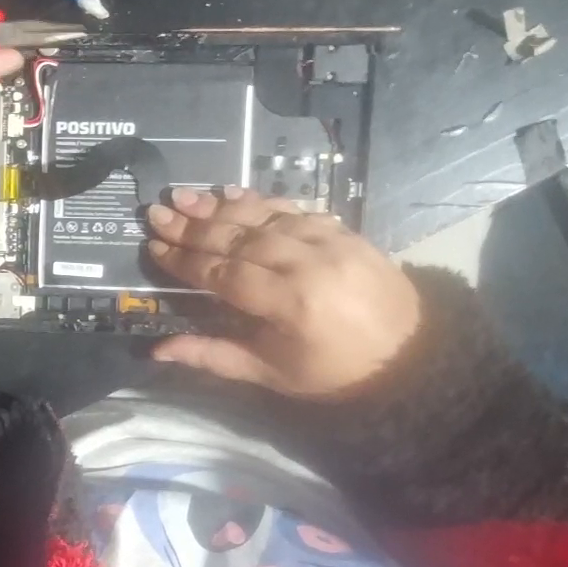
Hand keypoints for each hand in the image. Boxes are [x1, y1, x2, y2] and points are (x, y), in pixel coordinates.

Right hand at [145, 186, 421, 398]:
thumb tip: (158, 351)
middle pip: (238, 239)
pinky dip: (260, 200)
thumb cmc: (335, 373)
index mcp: (289, 305)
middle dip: (193, 226)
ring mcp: (328, 242)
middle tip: (156, 212)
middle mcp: (307, 264)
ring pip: (263, 218)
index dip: (186, 261)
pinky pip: (293, 209)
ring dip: (219, 206)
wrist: (413, 356)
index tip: (154, 247)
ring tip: (183, 196)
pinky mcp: (343, 231)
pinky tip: (231, 193)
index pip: (224, 274)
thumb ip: (213, 356)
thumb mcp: (272, 374)